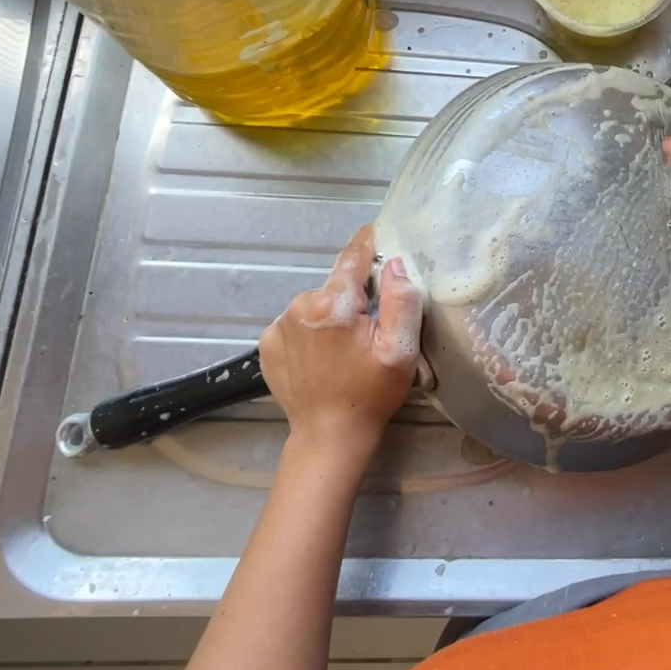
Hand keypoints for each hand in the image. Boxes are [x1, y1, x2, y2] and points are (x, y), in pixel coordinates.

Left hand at [258, 224, 423, 453]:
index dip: (369, 243)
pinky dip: (314, 331)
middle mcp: (299, 306)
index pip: (352, 257)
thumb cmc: (371, 393)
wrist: (329, 436)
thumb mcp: (401, 349)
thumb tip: (395, 265)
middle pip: (336, 284)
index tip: (380, 233)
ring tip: (349, 346)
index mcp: (333, 304)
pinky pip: (299, 323)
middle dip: (356, 295)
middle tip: (374, 325)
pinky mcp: (268, 344)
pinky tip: (325, 356)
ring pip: (317, 303)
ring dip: (334, 314)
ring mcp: (278, 326)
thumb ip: (402, 301)